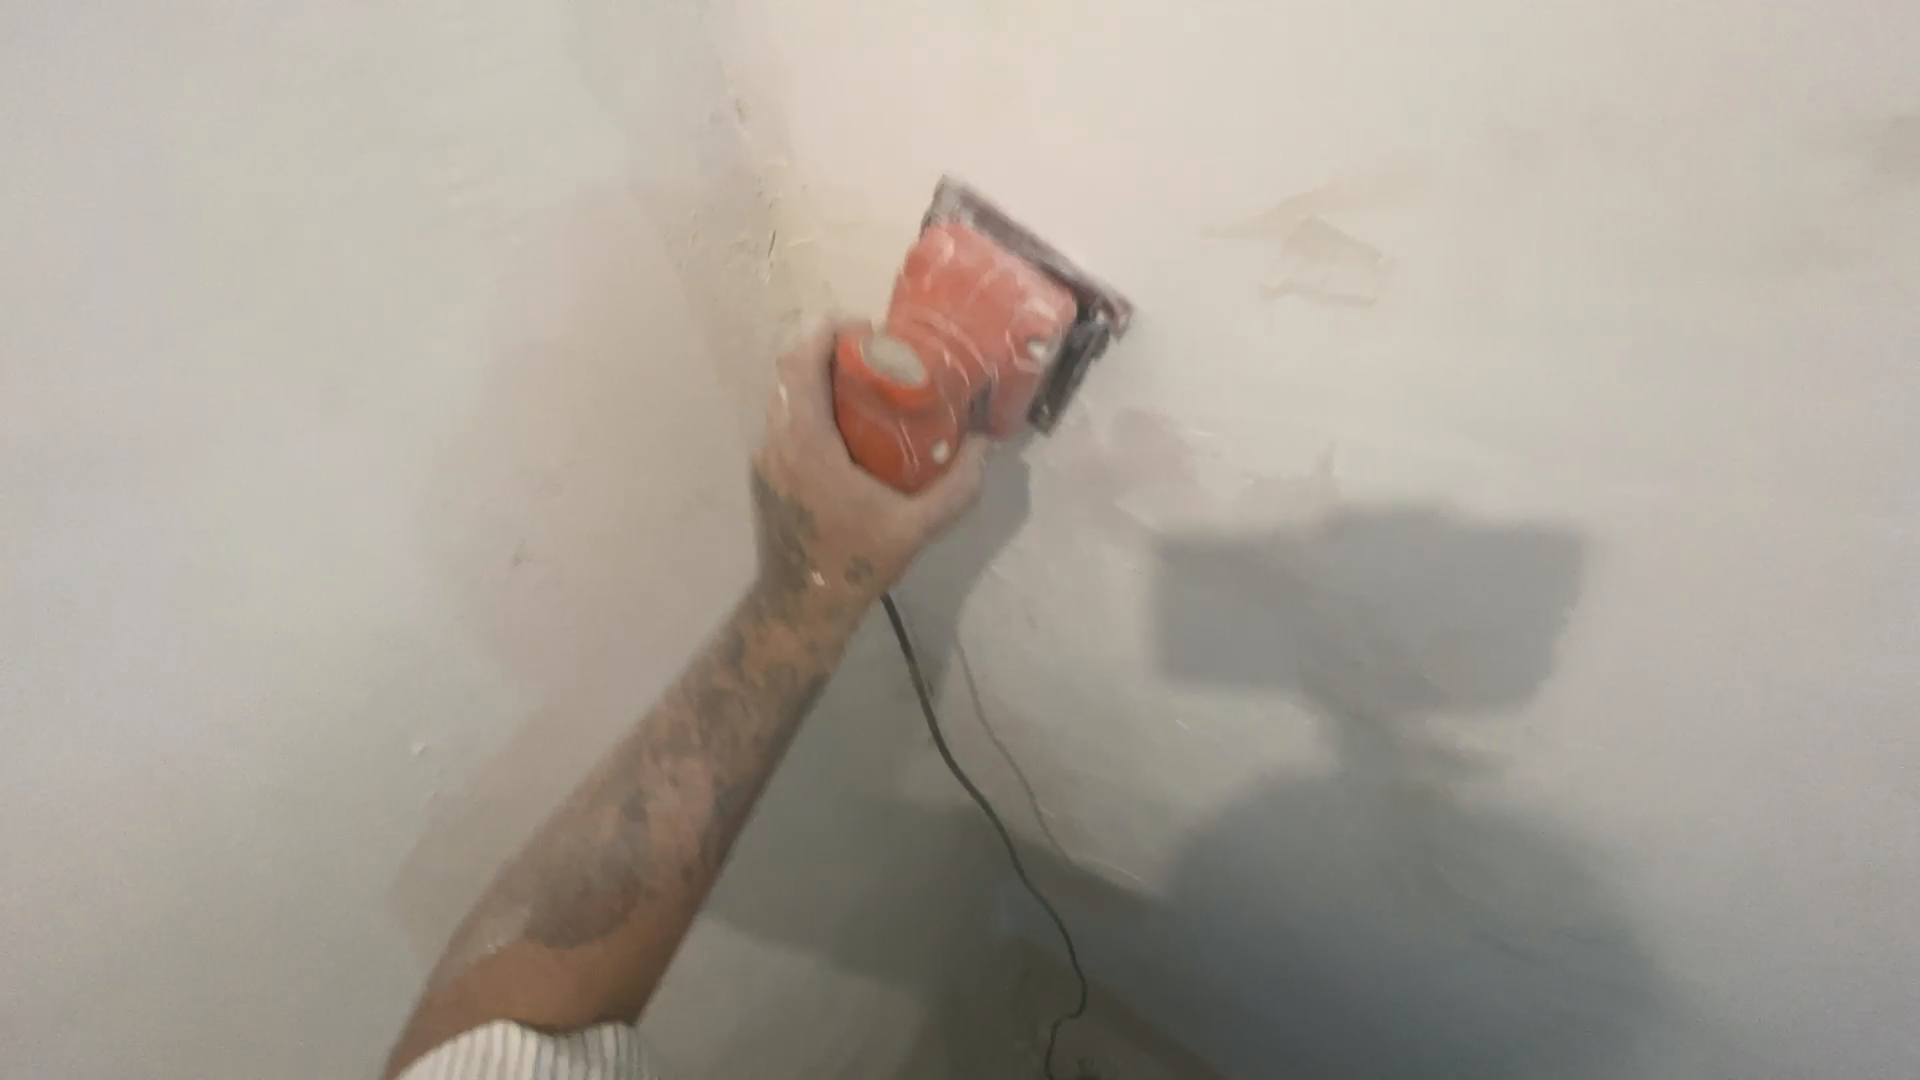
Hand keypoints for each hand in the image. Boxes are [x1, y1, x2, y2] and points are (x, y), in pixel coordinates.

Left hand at [750, 321, 987, 615]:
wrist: (803, 605)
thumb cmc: (857, 563)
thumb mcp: (916, 528)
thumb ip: (956, 489)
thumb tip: (985, 448)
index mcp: (806, 444)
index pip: (800, 363)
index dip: (827, 332)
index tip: (864, 326)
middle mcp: (776, 443)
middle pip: (789, 372)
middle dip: (825, 350)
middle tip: (871, 353)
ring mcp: (765, 460)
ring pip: (783, 397)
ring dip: (816, 379)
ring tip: (862, 385)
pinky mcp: (766, 476)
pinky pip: (784, 423)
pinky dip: (810, 408)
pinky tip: (846, 429)